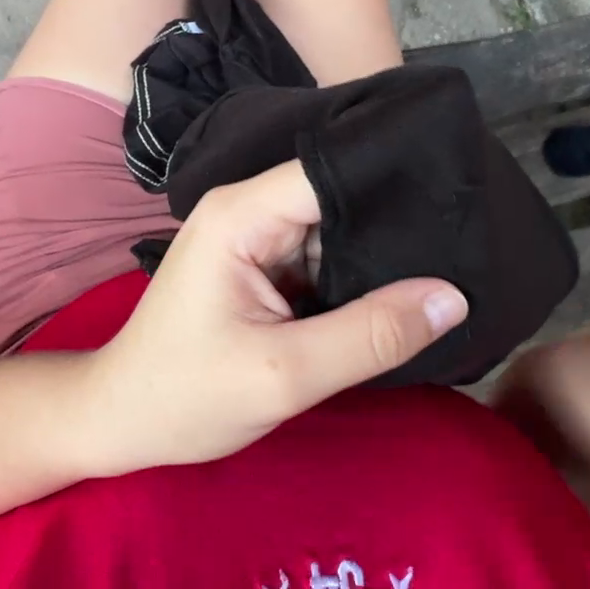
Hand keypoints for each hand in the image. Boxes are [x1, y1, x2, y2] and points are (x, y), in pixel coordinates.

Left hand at [81, 160, 467, 473]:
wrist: (123, 420)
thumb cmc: (187, 395)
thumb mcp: (285, 374)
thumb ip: (369, 335)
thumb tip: (452, 297)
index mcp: (240, 214)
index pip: (327, 168)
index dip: (388, 173)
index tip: (456, 182)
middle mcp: (246, 210)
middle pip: (335, 196)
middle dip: (392, 219)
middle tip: (466, 236)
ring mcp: (253, 239)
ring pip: (333, 231)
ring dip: (378, 253)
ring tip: (449, 265)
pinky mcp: (261, 268)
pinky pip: (321, 259)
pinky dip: (355, 278)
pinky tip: (401, 292)